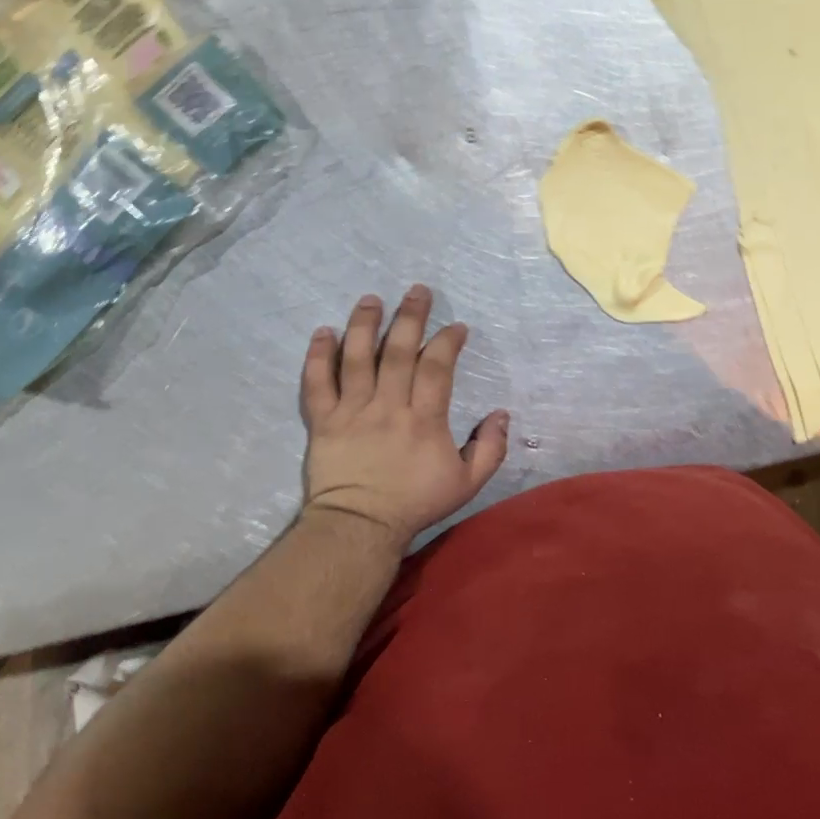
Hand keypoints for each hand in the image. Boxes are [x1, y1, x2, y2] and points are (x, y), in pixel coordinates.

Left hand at [299, 285, 510, 552]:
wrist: (360, 527)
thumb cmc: (415, 504)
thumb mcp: (467, 484)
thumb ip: (490, 448)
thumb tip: (501, 414)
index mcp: (425, 419)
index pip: (437, 367)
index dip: (447, 341)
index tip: (456, 327)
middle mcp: (388, 405)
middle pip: (399, 351)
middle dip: (410, 317)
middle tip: (418, 291)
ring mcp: (353, 411)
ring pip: (357, 357)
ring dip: (364, 324)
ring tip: (371, 298)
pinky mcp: (323, 421)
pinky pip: (318, 382)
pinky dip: (318, 356)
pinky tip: (323, 332)